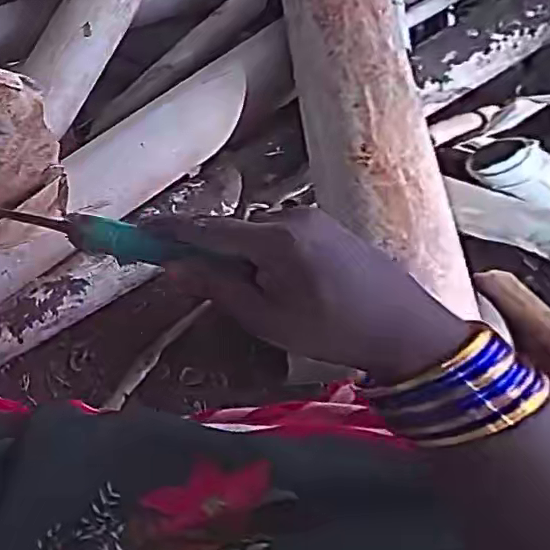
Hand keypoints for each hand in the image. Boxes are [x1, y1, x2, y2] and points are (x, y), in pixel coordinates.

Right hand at [143, 207, 472, 380]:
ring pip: (252, 232)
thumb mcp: (264, 318)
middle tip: (205, 283)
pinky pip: (276, 233)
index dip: (167, 230)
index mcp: (275, 240)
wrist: (412, 332)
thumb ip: (216, 287)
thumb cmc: (333, 331)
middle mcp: (292, 217)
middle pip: (228, 230)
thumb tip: (174, 266)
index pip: (205, 229)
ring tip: (259, 294)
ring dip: (239, 255)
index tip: (137, 230)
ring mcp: (312, 218)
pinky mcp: (326, 225)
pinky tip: (280, 282)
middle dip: (209, 251)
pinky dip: (261, 252)